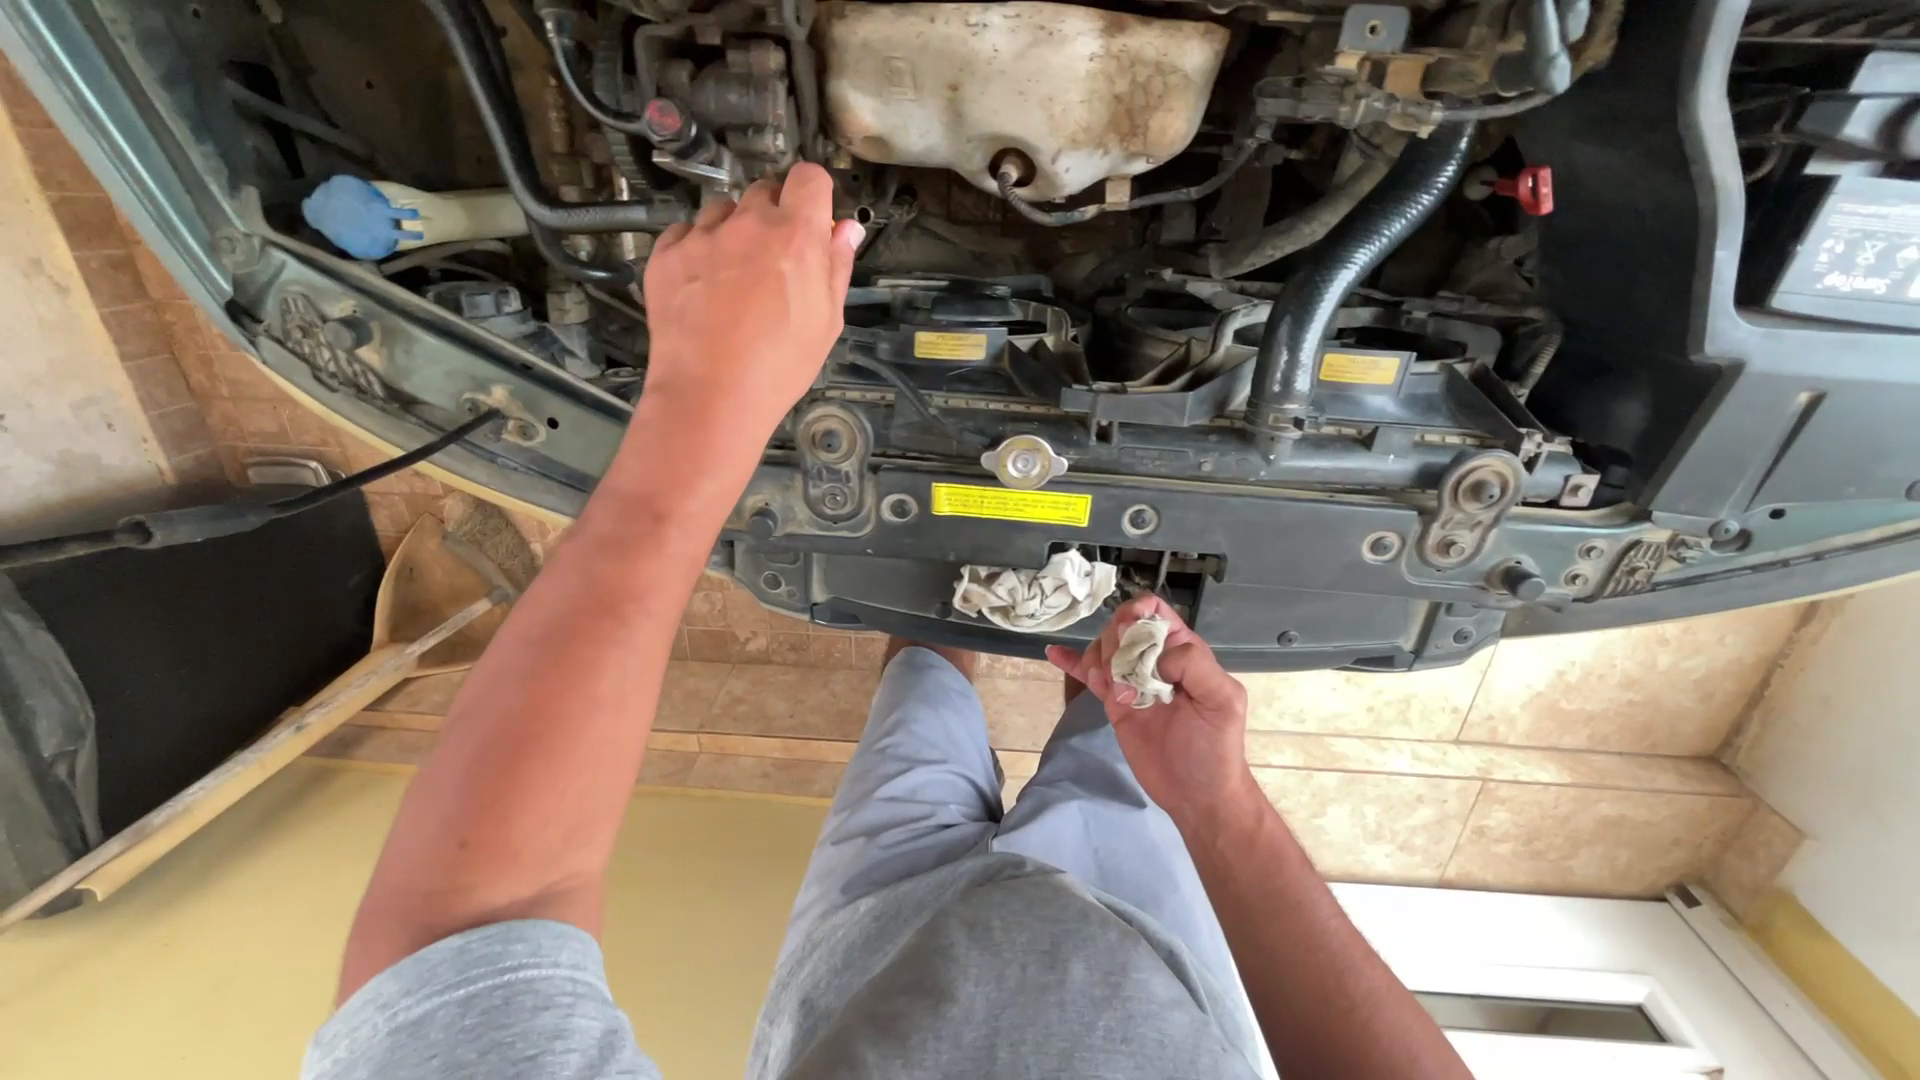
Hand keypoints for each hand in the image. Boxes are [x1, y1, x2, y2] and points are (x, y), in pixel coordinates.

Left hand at [640, 163, 863, 437]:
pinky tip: (705, 286)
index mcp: (796, 236)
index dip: (814, 194)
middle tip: (775, 259)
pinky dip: (697, 249)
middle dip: (774, 215)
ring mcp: (703, 236)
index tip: (813, 217)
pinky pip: (686, 233)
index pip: (810, 178)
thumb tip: (846, 230)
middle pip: (765, 191)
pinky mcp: (667, 254)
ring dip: (734, 231)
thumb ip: (836, 267)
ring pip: (723, 212)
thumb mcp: (827, 322)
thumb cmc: (778, 366)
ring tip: (735, 276)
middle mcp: (749, 224)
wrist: (712, 395)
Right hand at [1046, 595, 1256, 826]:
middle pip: (1122, 627)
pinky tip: (1054, 653)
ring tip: (1111, 691)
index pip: (1155, 611)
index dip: (1137, 613)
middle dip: (1115, 644)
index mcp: (1183, 651)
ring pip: (1104, 649)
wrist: (1197, 794)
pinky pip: (1089, 675)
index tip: (1129, 637)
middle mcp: (1155, 660)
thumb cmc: (1216, 747)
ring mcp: (1132, 681)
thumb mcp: (1223, 700)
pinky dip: (1071, 661)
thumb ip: (1194, 664)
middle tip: (1123, 679)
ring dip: (1098, 661)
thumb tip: (1153, 657)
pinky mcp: (1115, 703)